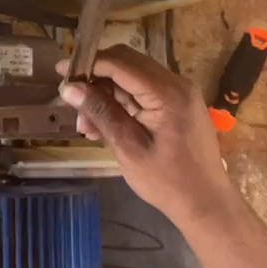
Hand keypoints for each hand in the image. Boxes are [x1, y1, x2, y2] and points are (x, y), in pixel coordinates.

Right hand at [57, 46, 245, 229]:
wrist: (206, 204)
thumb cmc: (167, 181)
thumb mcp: (128, 147)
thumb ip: (100, 112)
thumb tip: (69, 88)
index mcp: (167, 93)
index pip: (120, 63)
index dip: (88, 63)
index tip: (60, 72)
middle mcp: (176, 84)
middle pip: (126, 64)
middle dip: (95, 80)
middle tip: (72, 103)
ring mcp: (179, 94)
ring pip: (131, 79)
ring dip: (105, 94)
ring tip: (87, 126)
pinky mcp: (177, 105)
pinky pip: (142, 92)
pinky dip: (120, 103)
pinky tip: (103, 127)